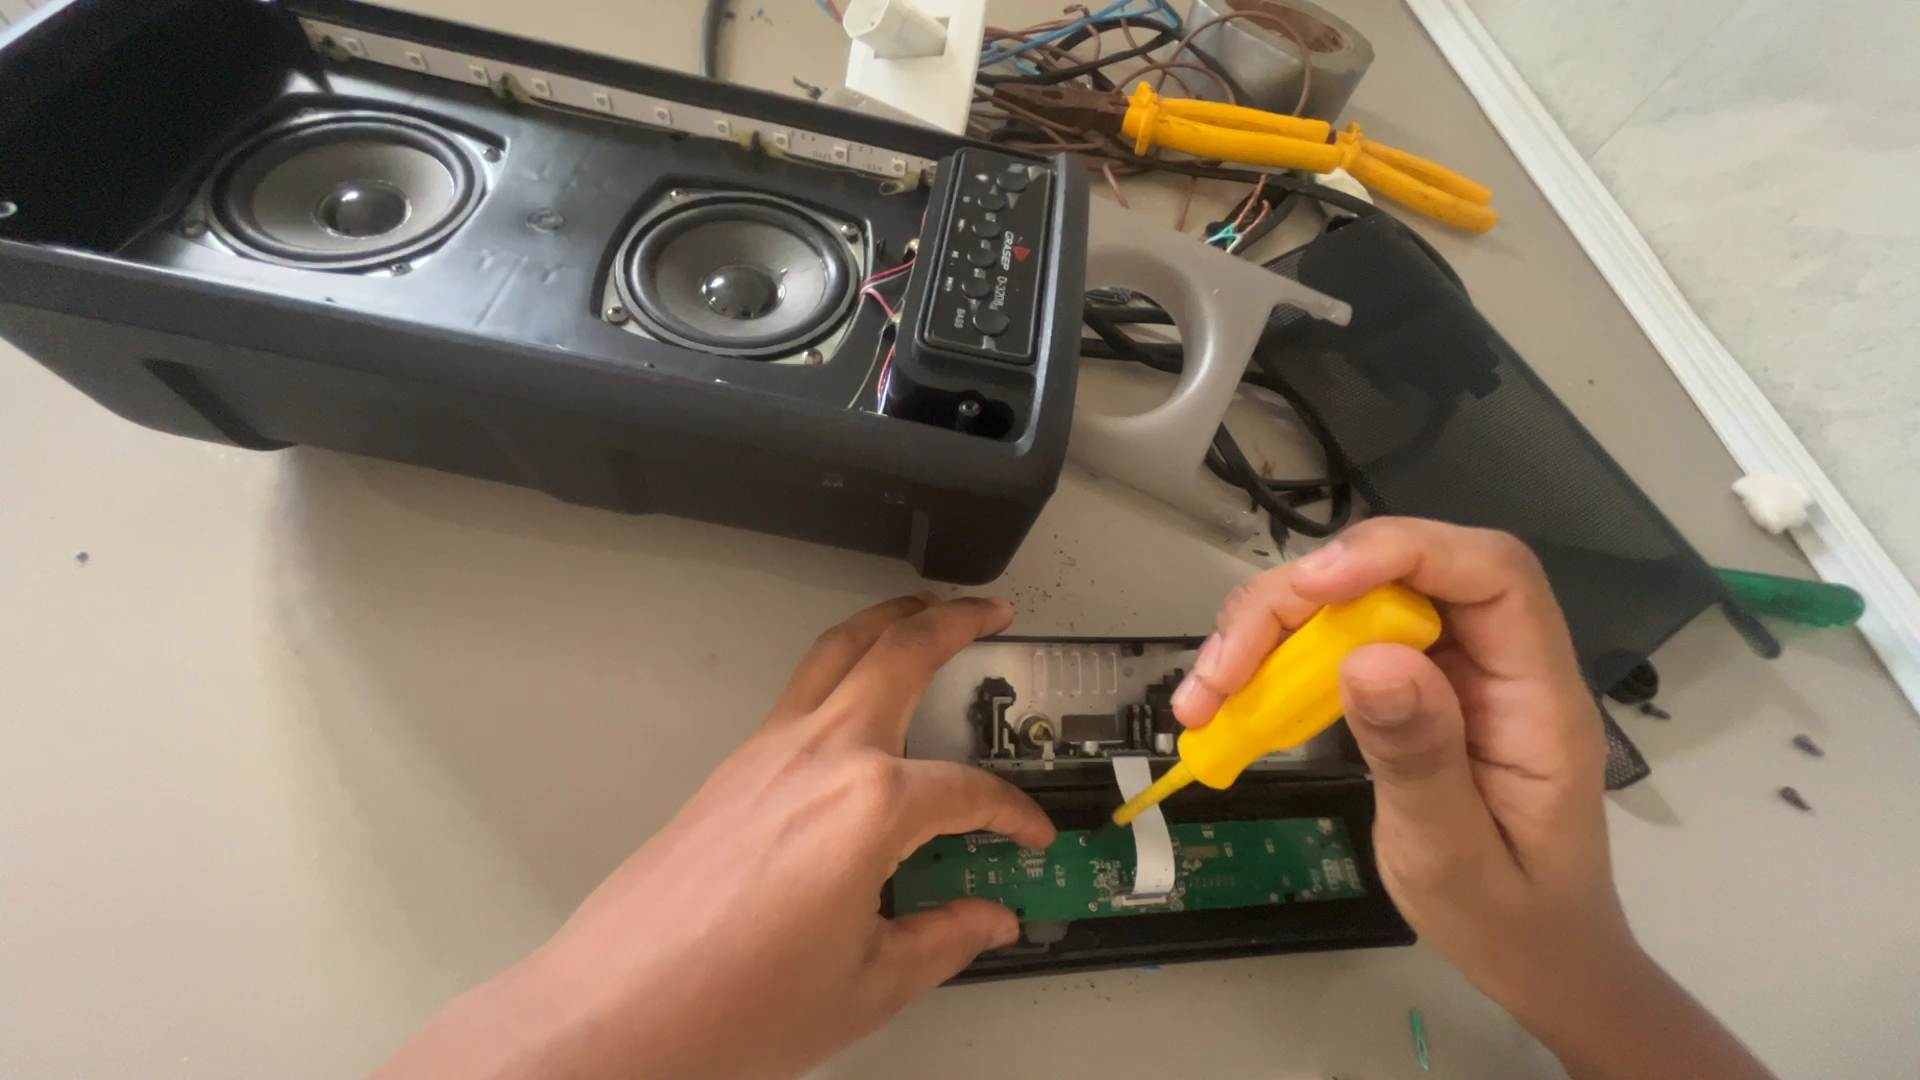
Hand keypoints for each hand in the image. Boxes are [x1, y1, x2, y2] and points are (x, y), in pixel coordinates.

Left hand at [374, 595, 1053, 1079]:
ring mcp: (774, 747)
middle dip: (954, 619)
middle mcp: (825, 754)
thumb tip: (989, 919)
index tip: (1028, 834)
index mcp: (871, 807)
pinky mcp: (740, 760)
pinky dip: (847, 658)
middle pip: (900, 653)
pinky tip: (863, 687)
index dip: (1012, 813)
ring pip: (842, 646)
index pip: (968, 792)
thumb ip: (943, 939)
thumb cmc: (735, 1011)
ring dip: (892, 617)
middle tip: (991, 609)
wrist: (609, 1017)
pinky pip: (806, 683)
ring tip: (928, 607)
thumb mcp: (865, 986)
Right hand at [1173, 518, 1770, 1078]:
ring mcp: (1431, 664)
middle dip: (1288, 607)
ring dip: (1258, 635)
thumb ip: (1420, 757)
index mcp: (1532, 691)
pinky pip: (1317, 642)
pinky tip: (1220, 702)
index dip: (1398, 553)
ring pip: (1334, 602)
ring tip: (1203, 699)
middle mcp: (1480, 657)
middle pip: (1382, 576)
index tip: (1313, 588)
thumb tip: (1369, 659)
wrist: (1529, 950)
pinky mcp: (1390, 680)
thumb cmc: (1509, 918)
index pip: (1487, 572)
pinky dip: (1259, 663)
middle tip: (1220, 674)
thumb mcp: (1457, 856)